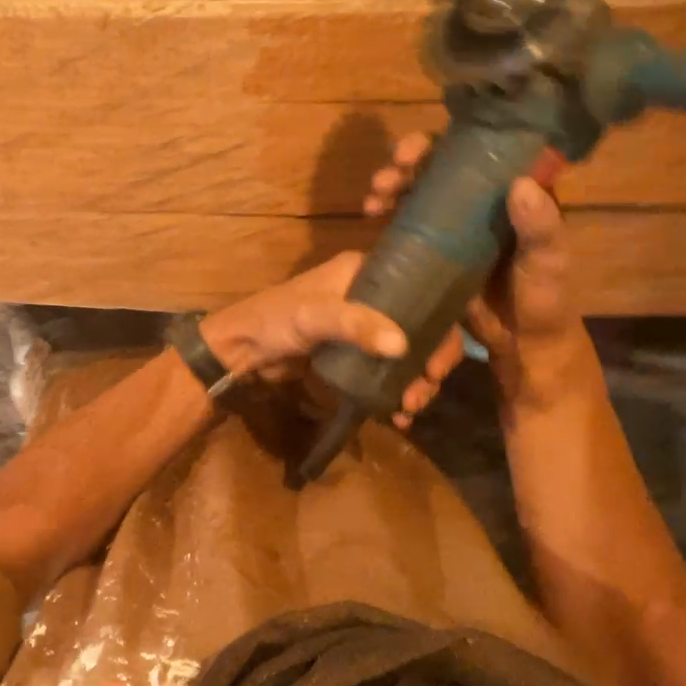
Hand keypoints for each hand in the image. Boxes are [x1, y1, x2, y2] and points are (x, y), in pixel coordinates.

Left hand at [193, 134, 472, 422]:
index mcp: (364, 271)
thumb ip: (354, 325)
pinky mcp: (355, 352)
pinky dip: (397, 389)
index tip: (441, 357)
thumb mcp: (312, 317)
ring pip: (409, 351)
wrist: (241, 351)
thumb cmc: (274, 321)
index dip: (444, 320)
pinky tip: (397, 414)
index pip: (423, 288)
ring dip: (416, 381)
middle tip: (424, 390)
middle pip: (423, 325)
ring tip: (407, 409)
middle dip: (431, 360)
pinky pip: (388, 368)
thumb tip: (402, 346)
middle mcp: (370, 293)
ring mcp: (364, 324)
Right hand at [367, 134, 585, 415]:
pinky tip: (371, 214)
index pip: (473, 151)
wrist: (520, 342)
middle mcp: (476, 199)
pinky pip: (403, 217)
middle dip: (404, 163)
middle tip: (385, 179)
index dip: (441, 143)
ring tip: (373, 200)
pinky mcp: (429, 245)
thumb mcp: (548, 261)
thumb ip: (541, 227)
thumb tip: (520, 184)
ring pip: (414, 187)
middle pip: (434, 164)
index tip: (416, 153)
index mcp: (509, 192)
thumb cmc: (542, 297)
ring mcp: (450, 221)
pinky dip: (384, 209)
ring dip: (388, 184)